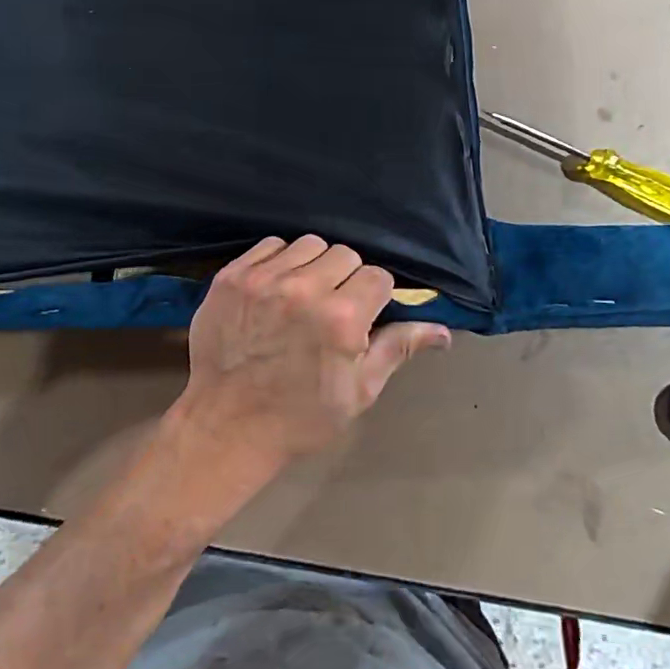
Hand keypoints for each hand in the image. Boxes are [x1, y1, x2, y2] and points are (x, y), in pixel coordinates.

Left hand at [168, 235, 450, 479]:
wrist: (227, 424)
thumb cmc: (299, 416)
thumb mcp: (358, 391)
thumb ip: (397, 348)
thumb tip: (443, 331)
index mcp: (340, 318)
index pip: (378, 276)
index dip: (376, 297)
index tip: (363, 316)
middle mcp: (303, 289)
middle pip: (345, 255)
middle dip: (347, 279)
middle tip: (333, 308)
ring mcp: (262, 279)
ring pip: (308, 244)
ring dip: (313, 265)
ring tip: (304, 296)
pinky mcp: (231, 277)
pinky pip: (269, 246)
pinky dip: (278, 261)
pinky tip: (276, 289)